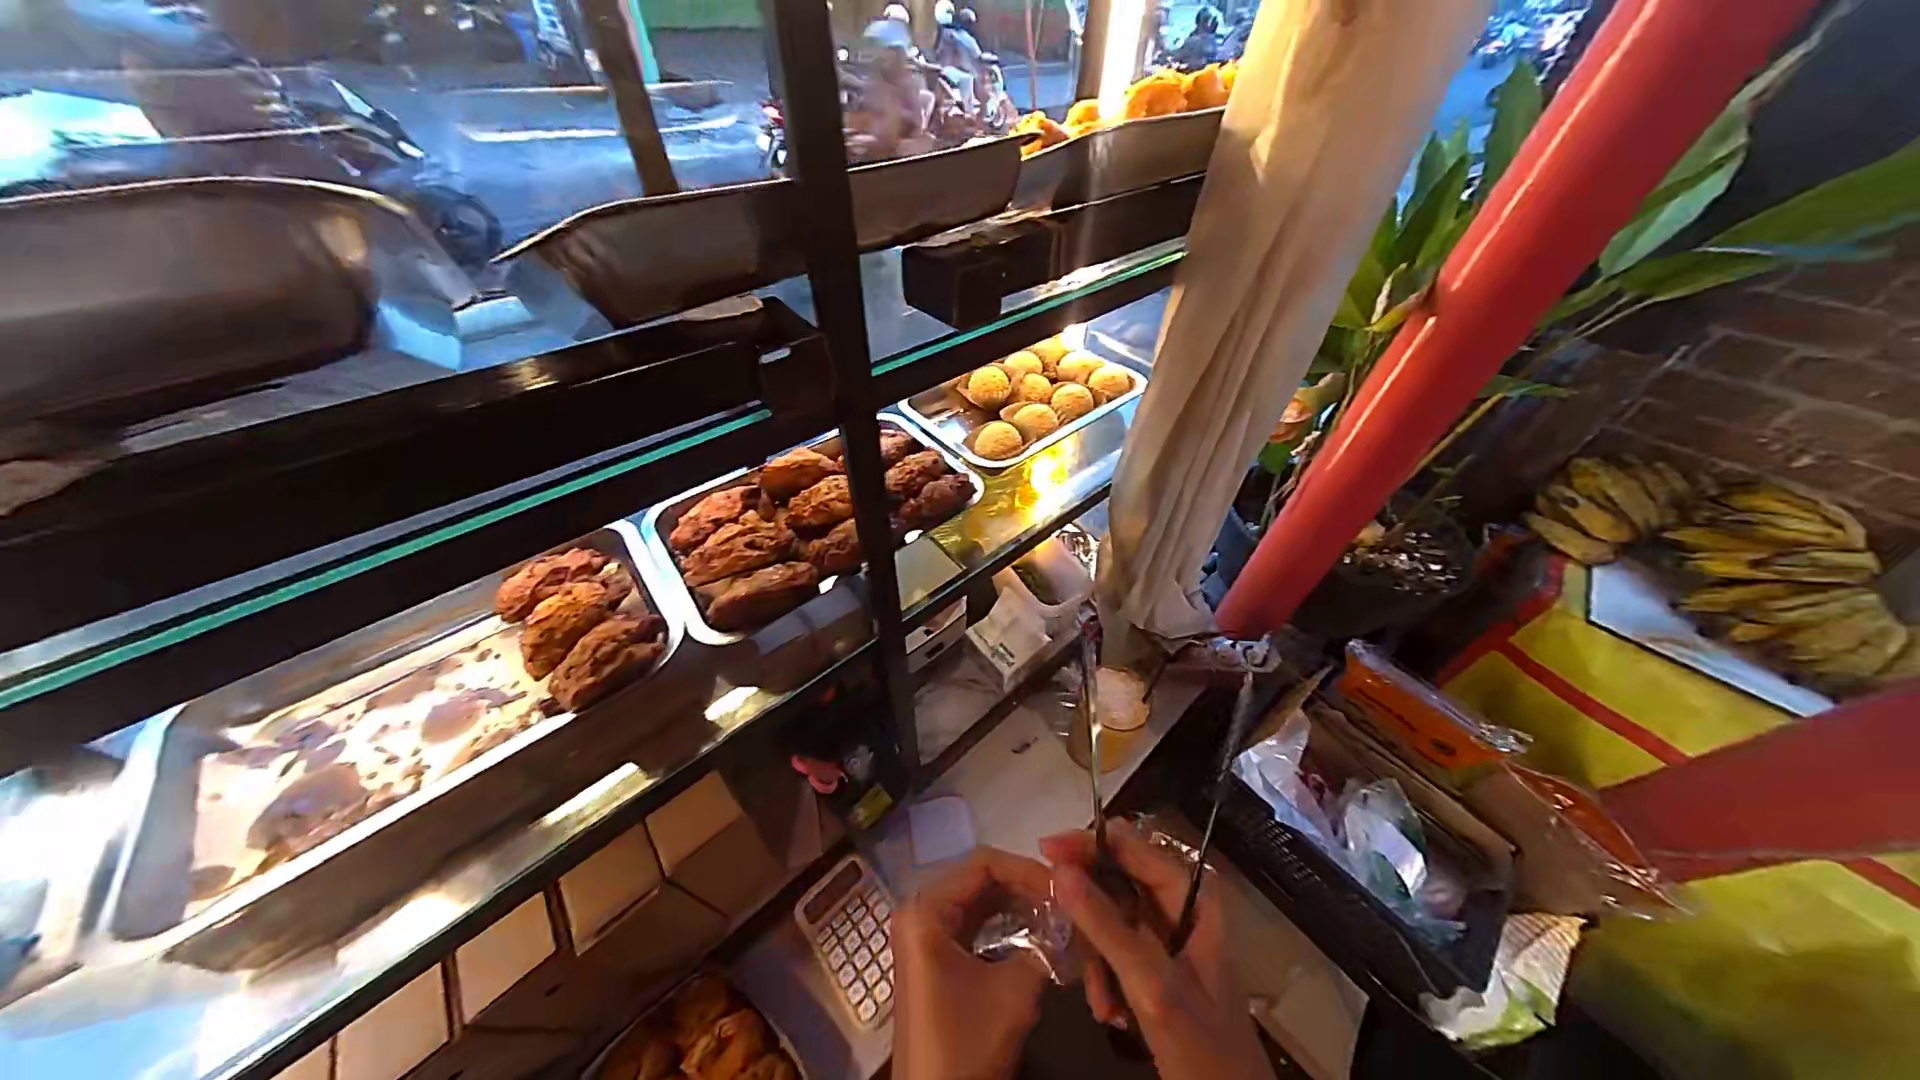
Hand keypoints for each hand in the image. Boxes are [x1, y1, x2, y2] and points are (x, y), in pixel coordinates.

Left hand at [894, 847, 1055, 1079]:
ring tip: (1058, 916)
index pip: (982, 863)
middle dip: (1026, 887)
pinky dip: (1006, 924)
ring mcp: (925, 933)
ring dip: (1019, 905)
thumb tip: (1076, 917)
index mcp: (925, 910)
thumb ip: (1046, 947)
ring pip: (980, 900)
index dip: (1027, 870)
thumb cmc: (965, 1047)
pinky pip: (974, 923)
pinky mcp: (935, 954)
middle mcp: (919, 910)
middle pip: (980, 878)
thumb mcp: (1013, 994)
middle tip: (1067, 902)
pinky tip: (1037, 933)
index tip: (1064, 888)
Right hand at [1040, 820, 1274, 1079]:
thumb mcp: (1152, 987)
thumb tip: (1060, 870)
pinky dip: (1103, 974)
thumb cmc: (1205, 1050)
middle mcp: (1182, 902)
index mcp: (1195, 894)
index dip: (1087, 842)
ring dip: (1095, 954)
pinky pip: (1112, 944)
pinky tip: (1109, 1010)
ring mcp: (1168, 932)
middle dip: (1088, 910)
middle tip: (1059, 926)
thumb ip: (1106, 926)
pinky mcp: (1155, 960)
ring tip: (1099, 999)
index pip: (1132, 846)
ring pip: (1108, 913)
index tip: (1045, 849)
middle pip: (1116, 876)